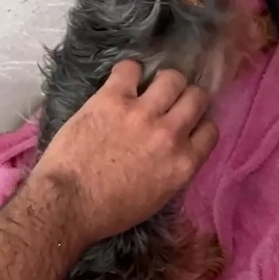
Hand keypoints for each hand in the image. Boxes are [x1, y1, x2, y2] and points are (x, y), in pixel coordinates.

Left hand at [27, 60, 220, 242]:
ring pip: (172, 78)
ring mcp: (142, 113)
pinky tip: (123, 82)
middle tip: (171, 102)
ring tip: (149, 88)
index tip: (187, 124)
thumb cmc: (110, 211)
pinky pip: (130, 68)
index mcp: (184, 163)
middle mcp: (170, 134)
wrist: (67, 203)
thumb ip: (175, 168)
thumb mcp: (158, 197)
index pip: (210, 129)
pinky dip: (129, 72)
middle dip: (187, 97)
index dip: (199, 123)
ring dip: (163, 81)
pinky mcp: (112, 98)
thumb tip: (177, 148)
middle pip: (197, 97)